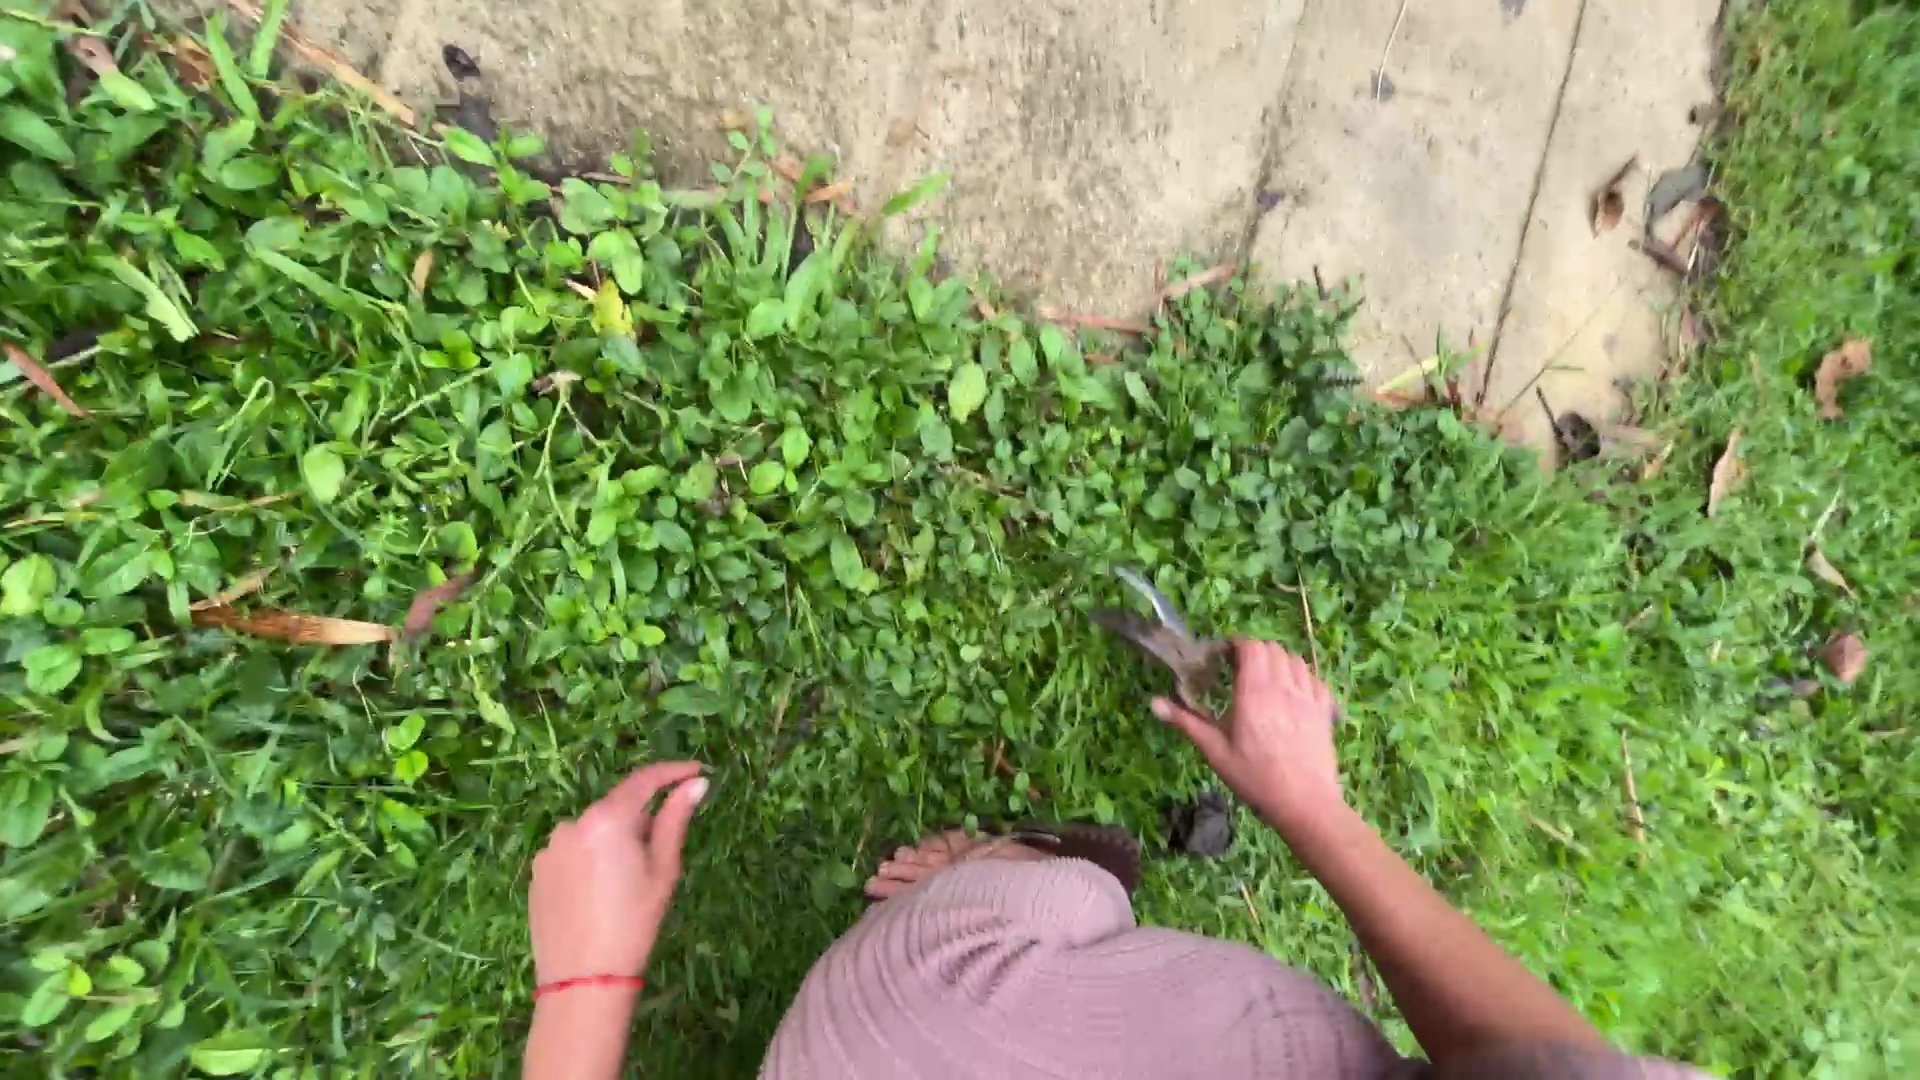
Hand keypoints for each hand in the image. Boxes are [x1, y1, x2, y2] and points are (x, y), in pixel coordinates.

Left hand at [529, 762, 707, 986]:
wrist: (583, 981)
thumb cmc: (634, 920)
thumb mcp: (664, 867)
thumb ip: (676, 818)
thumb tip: (696, 782)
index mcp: (607, 819)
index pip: (645, 780)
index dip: (673, 772)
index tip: (696, 771)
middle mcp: (573, 824)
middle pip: (618, 806)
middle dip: (643, 817)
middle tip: (662, 849)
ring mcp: (550, 848)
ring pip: (595, 829)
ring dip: (615, 838)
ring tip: (628, 877)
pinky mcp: (538, 872)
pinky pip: (574, 850)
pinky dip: (592, 857)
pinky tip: (601, 890)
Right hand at [1153, 639, 1345, 837]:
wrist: (1305, 805)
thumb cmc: (1255, 778)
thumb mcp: (1215, 751)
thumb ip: (1186, 722)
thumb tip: (1152, 703)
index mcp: (1254, 692)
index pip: (1250, 647)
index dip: (1236, 645)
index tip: (1222, 657)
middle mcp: (1283, 687)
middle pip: (1272, 648)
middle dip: (1254, 651)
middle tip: (1239, 668)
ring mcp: (1309, 698)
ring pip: (1295, 659)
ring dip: (1278, 661)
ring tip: (1265, 678)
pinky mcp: (1325, 711)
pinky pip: (1315, 679)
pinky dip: (1301, 677)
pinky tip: (1292, 693)